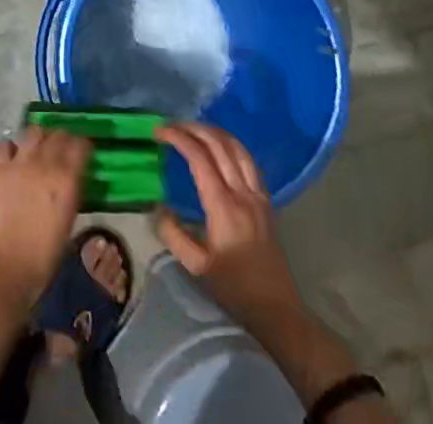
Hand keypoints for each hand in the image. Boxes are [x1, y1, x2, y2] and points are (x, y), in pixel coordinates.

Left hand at [0, 126, 90, 302]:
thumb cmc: (47, 249)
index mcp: (67, 177)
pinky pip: (5, 145)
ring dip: (39, 138)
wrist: (11, 263)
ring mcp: (19, 163)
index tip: (83, 152)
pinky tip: (14, 159)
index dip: (83, 146)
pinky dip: (12, 148)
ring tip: (38, 149)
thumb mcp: (70, 215)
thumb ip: (72, 188)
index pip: (80, 144)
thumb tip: (73, 174)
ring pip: (33, 132)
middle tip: (62, 150)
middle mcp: (45, 163)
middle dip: (63, 139)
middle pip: (58, 134)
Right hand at [155, 122, 302, 327]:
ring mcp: (258, 194)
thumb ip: (173, 234)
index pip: (199, 158)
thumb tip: (157, 207)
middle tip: (171, 126)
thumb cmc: (234, 288)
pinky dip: (231, 145)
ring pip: (238, 148)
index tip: (159, 132)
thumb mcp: (195, 266)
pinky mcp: (266, 200)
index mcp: (223, 206)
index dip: (178, 138)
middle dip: (194, 128)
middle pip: (220, 145)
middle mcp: (243, 192)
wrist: (276, 307)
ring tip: (192, 129)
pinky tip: (220, 148)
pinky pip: (249, 161)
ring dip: (214, 132)